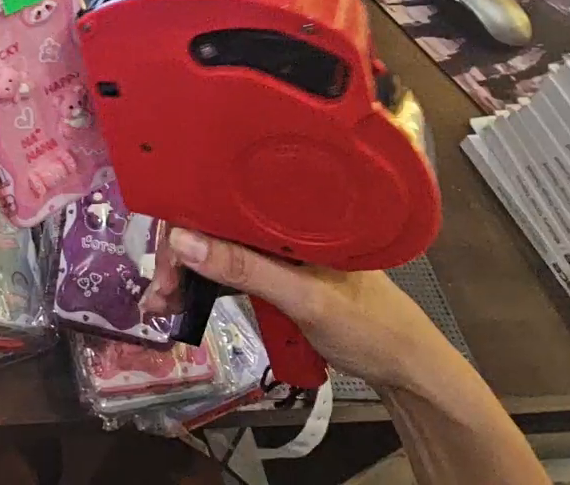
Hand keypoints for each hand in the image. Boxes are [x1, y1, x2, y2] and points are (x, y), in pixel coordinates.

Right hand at [141, 227, 456, 393]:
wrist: (410, 371)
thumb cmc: (371, 326)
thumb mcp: (305, 298)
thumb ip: (245, 268)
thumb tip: (180, 240)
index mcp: (286, 207)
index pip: (219, 200)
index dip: (182, 223)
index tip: (162, 260)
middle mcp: (274, 219)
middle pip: (208, 224)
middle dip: (176, 256)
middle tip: (159, 295)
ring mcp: (270, 246)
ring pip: (210, 247)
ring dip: (182, 273)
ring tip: (161, 304)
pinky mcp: (269, 270)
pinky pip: (223, 269)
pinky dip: (199, 286)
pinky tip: (178, 302)